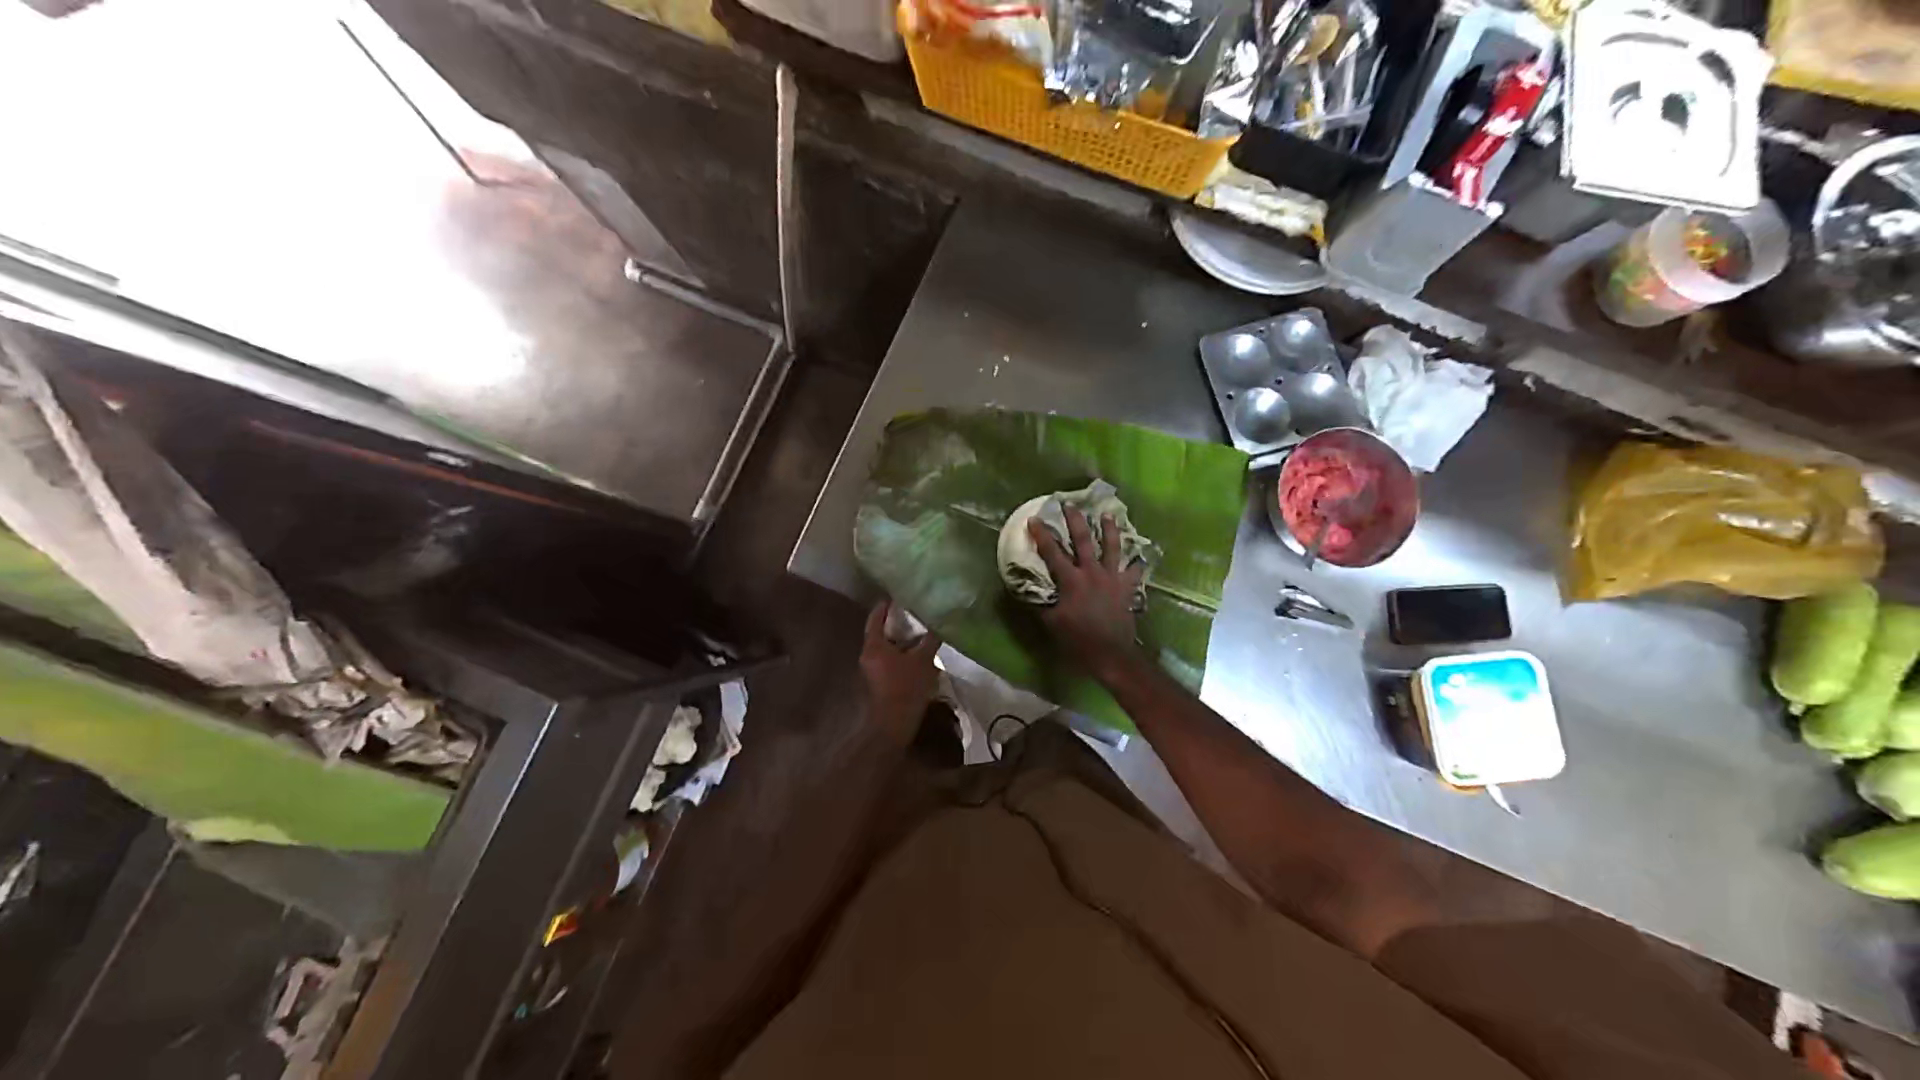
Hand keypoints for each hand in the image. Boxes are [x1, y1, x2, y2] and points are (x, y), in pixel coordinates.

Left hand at [859, 599, 942, 746]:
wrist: (894, 725)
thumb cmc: (906, 688)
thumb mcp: (923, 661)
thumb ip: (930, 640)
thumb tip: (940, 622)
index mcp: (874, 645)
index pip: (876, 617)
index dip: (886, 605)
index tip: (899, 595)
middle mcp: (868, 654)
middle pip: (880, 631)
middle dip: (896, 622)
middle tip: (914, 611)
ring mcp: (871, 669)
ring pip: (885, 647)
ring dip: (900, 639)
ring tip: (920, 631)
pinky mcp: (878, 680)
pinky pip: (888, 659)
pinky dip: (901, 653)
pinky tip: (917, 653)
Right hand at [1029, 506, 1146, 679]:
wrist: (1112, 654)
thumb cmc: (1078, 640)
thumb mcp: (1052, 623)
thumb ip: (1040, 604)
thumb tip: (1028, 591)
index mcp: (1071, 580)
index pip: (1052, 552)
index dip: (1042, 535)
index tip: (1035, 518)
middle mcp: (1092, 572)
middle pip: (1083, 540)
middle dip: (1075, 521)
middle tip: (1069, 504)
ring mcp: (1113, 578)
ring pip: (1112, 547)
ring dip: (1109, 530)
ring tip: (1107, 515)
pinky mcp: (1127, 588)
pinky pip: (1134, 571)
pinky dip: (1137, 561)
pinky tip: (1141, 553)